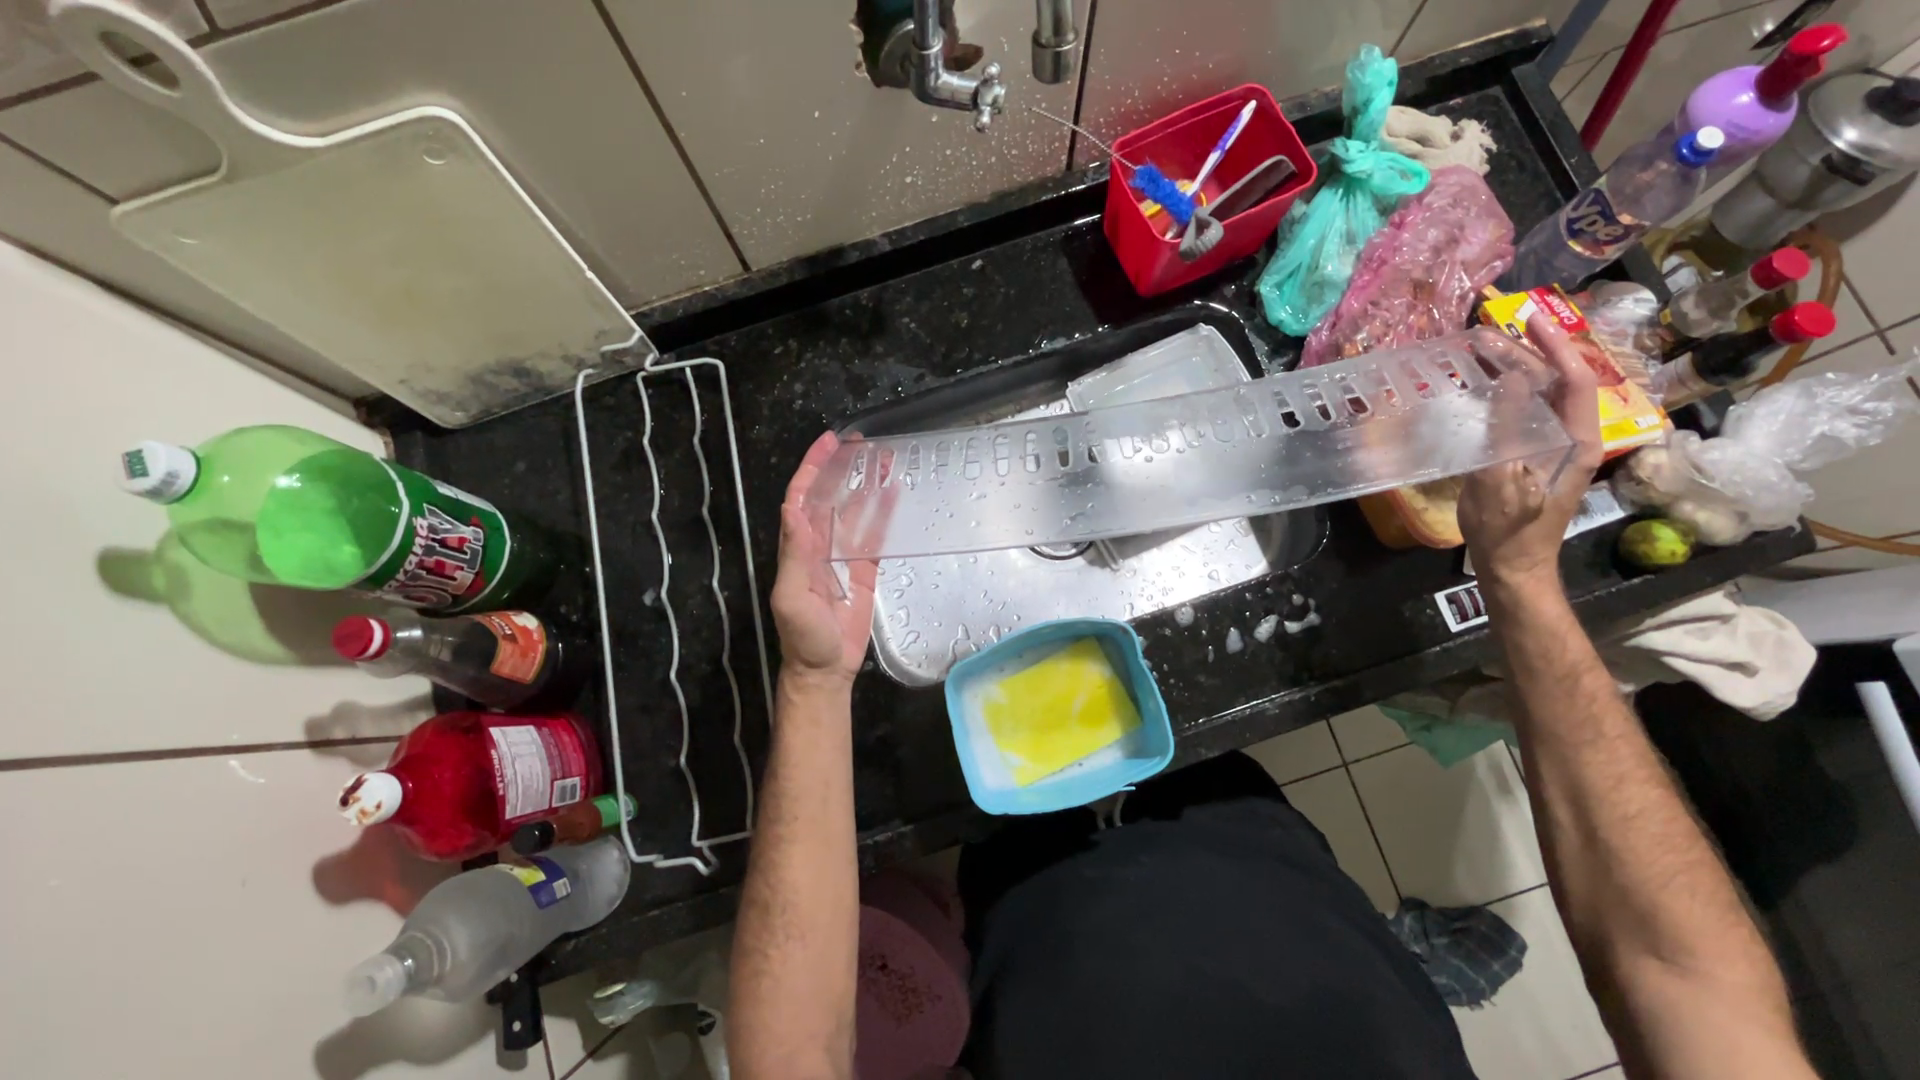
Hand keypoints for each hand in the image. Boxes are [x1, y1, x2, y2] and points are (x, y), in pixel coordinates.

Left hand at [770, 431, 878, 689]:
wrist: (825, 670)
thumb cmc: (802, 637)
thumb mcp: (791, 596)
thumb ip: (794, 554)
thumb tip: (794, 510)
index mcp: (797, 547)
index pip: (802, 497)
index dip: (813, 469)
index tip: (828, 444)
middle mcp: (818, 545)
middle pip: (830, 497)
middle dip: (842, 468)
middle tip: (860, 442)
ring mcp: (842, 556)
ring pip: (855, 512)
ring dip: (866, 486)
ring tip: (883, 459)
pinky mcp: (864, 571)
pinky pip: (874, 537)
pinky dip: (884, 515)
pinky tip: (894, 495)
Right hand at [1458, 317, 1604, 591]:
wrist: (1512, 568)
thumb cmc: (1507, 530)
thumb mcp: (1502, 480)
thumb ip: (1510, 428)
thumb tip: (1516, 378)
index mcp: (1578, 442)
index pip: (1575, 379)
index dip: (1557, 346)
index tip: (1530, 319)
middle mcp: (1574, 438)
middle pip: (1561, 382)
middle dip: (1533, 351)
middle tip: (1496, 329)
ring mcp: (1556, 448)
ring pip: (1544, 395)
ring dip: (1520, 368)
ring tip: (1488, 348)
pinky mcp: (1537, 457)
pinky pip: (1529, 412)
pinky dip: (1511, 391)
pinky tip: (1487, 385)